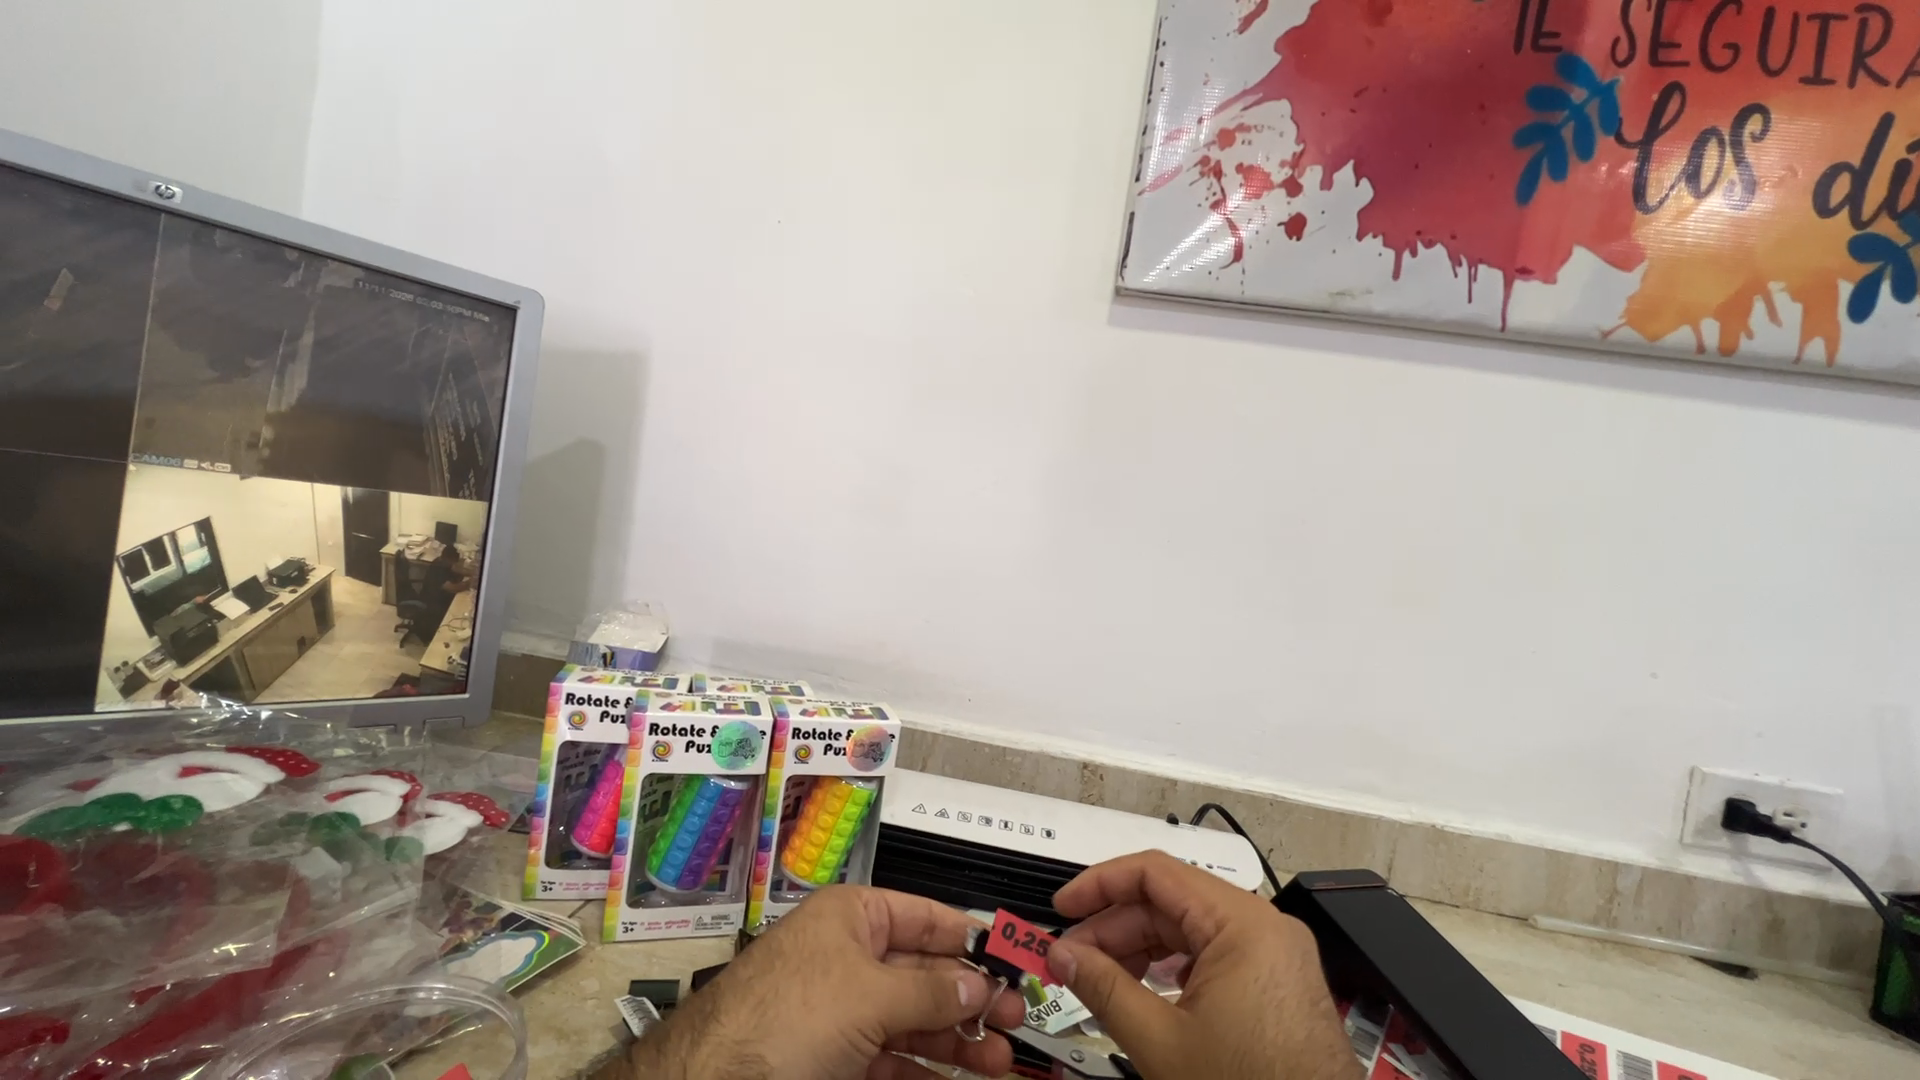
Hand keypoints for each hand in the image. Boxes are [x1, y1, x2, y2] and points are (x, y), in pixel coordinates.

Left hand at [630, 886, 1024, 1079]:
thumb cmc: (784, 1017)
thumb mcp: (867, 996)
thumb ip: (929, 993)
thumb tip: (977, 986)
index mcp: (852, 918)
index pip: (923, 917)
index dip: (966, 937)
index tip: (1008, 959)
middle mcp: (849, 957)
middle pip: (923, 972)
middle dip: (969, 996)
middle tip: (1014, 1018)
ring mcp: (843, 1011)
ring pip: (913, 1020)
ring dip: (957, 1038)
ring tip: (998, 1057)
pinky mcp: (837, 1059)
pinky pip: (893, 1059)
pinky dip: (926, 1068)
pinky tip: (958, 1077)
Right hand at [1047, 851, 1361, 1079]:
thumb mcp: (1162, 1042)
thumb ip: (1103, 988)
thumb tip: (1060, 955)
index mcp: (1242, 923)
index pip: (1155, 872)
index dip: (1100, 884)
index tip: (1062, 907)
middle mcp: (1265, 924)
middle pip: (1170, 900)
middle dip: (1115, 927)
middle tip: (1071, 958)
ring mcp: (1275, 952)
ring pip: (1190, 927)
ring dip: (1139, 948)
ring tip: (1100, 978)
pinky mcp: (1277, 980)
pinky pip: (1213, 951)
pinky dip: (1172, 965)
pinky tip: (1145, 991)